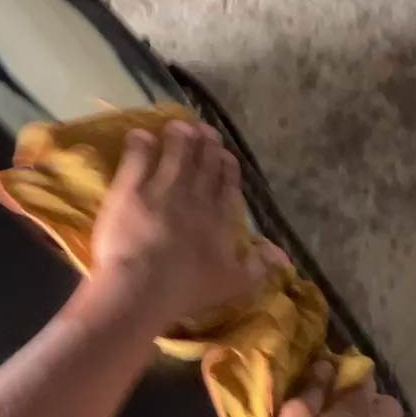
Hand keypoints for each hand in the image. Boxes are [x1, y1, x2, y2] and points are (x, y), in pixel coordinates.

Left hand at [90, 120, 268, 329]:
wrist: (142, 288)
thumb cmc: (188, 290)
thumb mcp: (234, 285)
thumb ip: (259, 267)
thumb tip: (283, 256)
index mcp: (220, 218)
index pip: (227, 184)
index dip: (227, 167)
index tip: (225, 155)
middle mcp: (196, 196)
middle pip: (204, 162)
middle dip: (206, 144)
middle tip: (204, 131)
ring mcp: (164, 187)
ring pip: (176, 152)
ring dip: (179, 136)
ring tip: (177, 126)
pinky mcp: (132, 187)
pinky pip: (139, 156)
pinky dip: (141, 144)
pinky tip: (140, 135)